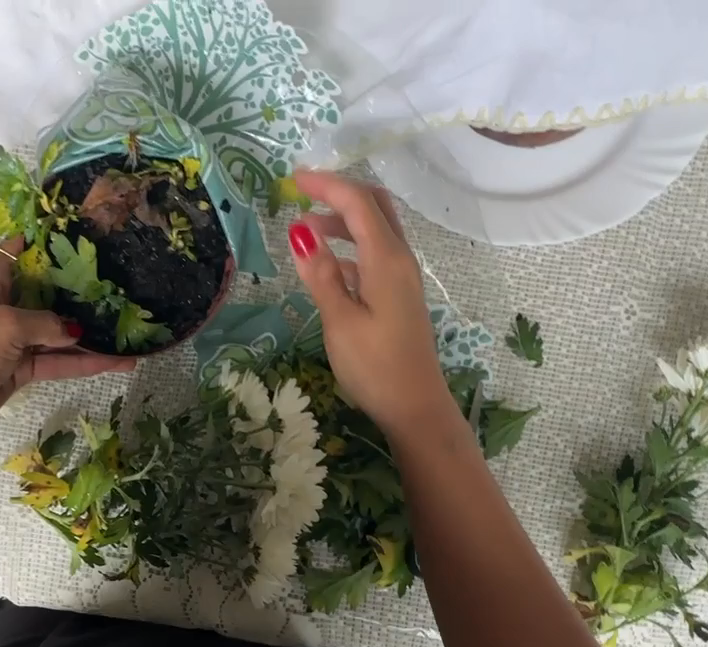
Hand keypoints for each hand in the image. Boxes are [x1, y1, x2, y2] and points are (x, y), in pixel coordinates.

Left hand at [0, 237, 135, 444]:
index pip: (21, 249)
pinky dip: (86, 363)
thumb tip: (78, 331)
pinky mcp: (23, 369)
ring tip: (131, 329)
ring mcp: (16, 339)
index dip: (49, 239)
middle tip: (123, 281)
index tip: (86, 233)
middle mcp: (6, 305)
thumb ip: (47, 323)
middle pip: (50, 291)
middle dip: (82, 288)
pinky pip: (60, 362)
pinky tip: (119, 362)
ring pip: (60, 331)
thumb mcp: (5, 327)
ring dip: (92, 334)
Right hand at [287, 170, 454, 435]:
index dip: (326, 185)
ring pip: (376, 231)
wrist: (414, 406)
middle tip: (302, 197)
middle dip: (339, 195)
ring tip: (308, 233)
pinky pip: (376, 255)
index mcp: (385, 259)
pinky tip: (329, 266)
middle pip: (374, 207)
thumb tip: (301, 231)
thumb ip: (321, 275)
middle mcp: (400, 259)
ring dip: (344, 222)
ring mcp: (403, 278)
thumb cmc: (374, 367)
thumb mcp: (339, 321)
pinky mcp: (400, 296)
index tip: (292, 179)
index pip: (357, 203)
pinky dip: (351, 247)